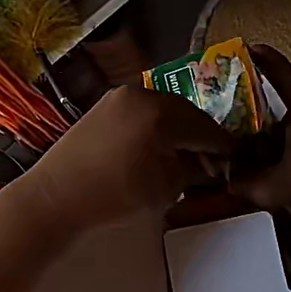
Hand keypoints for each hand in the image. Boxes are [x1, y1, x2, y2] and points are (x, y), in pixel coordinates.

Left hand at [9, 86, 233, 230]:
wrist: (55, 197)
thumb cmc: (114, 195)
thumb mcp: (166, 186)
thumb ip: (193, 169)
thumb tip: (208, 164)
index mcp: (161, 112)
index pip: (205, 127)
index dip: (223, 146)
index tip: (235, 158)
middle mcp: (143, 94)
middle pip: (187, 112)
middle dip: (201, 135)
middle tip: (212, 159)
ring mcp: (121, 96)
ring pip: (165, 109)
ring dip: (180, 129)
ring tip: (185, 155)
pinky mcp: (106, 105)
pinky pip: (144, 110)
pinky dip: (158, 126)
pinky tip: (159, 146)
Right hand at [231, 45, 290, 212]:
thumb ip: (259, 186)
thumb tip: (231, 187)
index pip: (279, 73)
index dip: (262, 57)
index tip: (243, 45)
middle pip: (269, 111)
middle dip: (243, 118)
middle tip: (215, 127)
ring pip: (277, 137)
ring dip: (256, 147)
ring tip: (230, 160)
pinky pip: (288, 158)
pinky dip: (272, 166)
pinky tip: (258, 181)